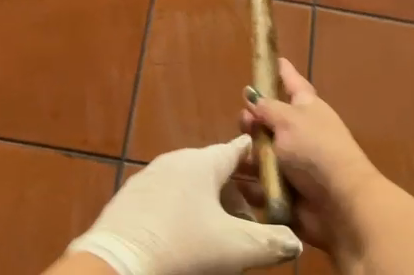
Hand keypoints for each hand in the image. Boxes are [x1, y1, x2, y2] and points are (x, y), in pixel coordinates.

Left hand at [67, 136, 302, 274]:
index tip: (272, 169)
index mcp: (204, 162)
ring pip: (190, 185)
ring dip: (210, 205)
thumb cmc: (183, 246)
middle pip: (214, 171)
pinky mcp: (132, 198)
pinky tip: (187, 238)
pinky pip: (168, 197)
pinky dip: (184, 211)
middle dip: (236, 195)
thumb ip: (269, 242)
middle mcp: (177, 160)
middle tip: (251, 222)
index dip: (256, 161)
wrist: (117, 262)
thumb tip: (296, 241)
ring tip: (221, 235)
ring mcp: (151, 177)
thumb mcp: (234, 248)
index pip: (237, 150)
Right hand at [236, 58, 386, 253]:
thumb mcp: (289, 120)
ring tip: (234, 157)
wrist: (340, 203)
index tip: (273, 59)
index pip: (292, 82)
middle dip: (252, 121)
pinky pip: (262, 183)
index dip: (282, 71)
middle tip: (244, 124)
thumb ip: (267, 107)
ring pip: (261, 152)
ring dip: (247, 154)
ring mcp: (293, 163)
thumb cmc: (315, 150)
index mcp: (306, 107)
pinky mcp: (287, 191)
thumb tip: (251, 95)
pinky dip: (250, 183)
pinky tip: (235, 181)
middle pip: (269, 120)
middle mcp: (300, 132)